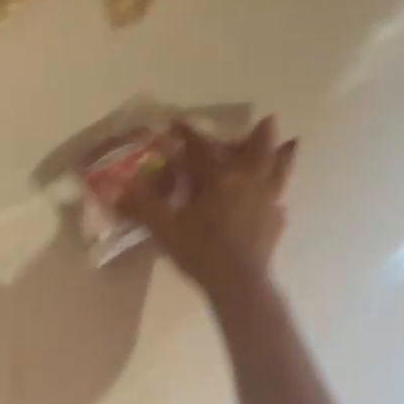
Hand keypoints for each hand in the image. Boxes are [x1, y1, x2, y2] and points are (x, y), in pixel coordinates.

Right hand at [121, 116, 296, 297]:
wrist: (237, 282)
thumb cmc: (200, 251)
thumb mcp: (165, 229)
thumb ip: (141, 207)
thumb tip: (114, 191)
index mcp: (219, 178)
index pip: (202, 148)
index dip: (188, 133)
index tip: (177, 123)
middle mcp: (249, 180)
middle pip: (258, 148)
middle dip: (259, 133)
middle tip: (265, 121)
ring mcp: (268, 199)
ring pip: (280, 168)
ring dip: (283, 153)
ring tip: (289, 144)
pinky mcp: (277, 220)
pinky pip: (280, 198)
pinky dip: (277, 191)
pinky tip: (273, 198)